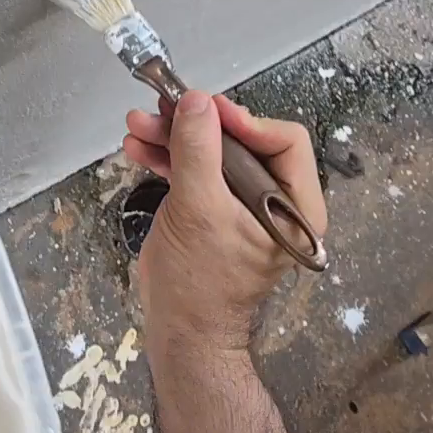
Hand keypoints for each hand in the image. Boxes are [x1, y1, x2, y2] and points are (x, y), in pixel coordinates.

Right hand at [123, 91, 326, 353]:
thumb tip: (197, 99)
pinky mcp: (213, 207)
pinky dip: (167, 157)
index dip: (245, 120)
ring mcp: (240, 203)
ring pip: (212, 151)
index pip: (285, 141)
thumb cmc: (199, 280)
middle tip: (162, 107)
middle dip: (197, 124)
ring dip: (173, 136)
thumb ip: (198, 151)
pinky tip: (138, 147)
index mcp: (295, 205)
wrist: (178, 333)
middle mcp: (274, 199)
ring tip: (137, 124)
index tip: (207, 109)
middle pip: (241, 140)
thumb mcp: (199, 209)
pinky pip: (194, 170)